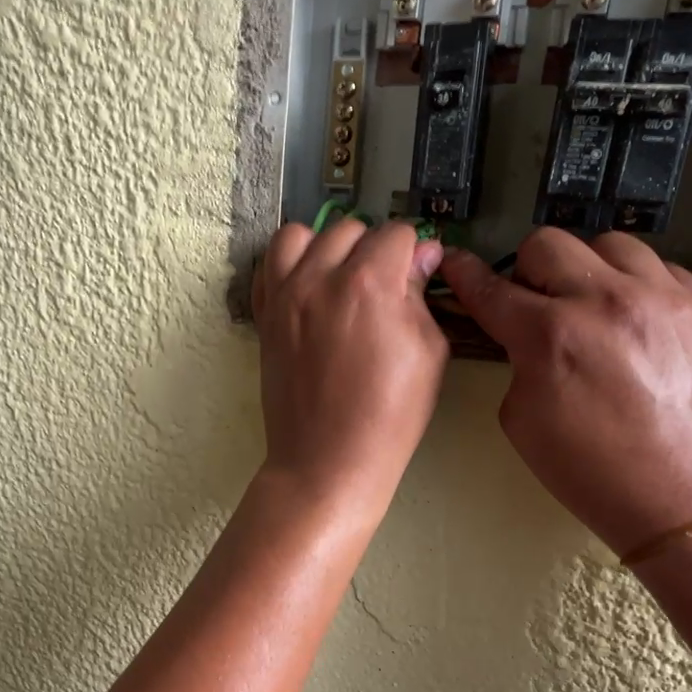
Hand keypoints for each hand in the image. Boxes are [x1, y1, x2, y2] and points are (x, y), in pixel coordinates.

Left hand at [252, 220, 447, 511]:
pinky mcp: (264, 317)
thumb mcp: (428, 354)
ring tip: (338, 279)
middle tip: (381, 288)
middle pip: (348, 230)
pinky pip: (267, 267)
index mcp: (368, 283)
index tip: (415, 278)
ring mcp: (284, 297)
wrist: (327, 462)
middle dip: (371, 249)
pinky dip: (287, 266)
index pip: (396, 235)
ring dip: (323, 247)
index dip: (413, 255)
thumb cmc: (389, 416)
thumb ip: (420, 296)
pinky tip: (307, 290)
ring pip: (298, 235)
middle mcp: (319, 278)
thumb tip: (422, 257)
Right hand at [439, 229, 691, 554]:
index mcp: (550, 335)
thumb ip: (518, 363)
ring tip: (593, 307)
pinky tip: (636, 321)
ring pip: (611, 244)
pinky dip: (637, 286)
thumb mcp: (521, 421)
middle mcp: (606, 301)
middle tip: (535, 304)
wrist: (682, 496)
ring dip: (588, 270)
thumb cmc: (589, 470)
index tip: (456, 263)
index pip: (492, 289)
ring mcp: (663, 298)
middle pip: (549, 244)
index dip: (466, 275)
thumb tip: (527, 337)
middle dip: (529, 271)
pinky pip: (662, 268)